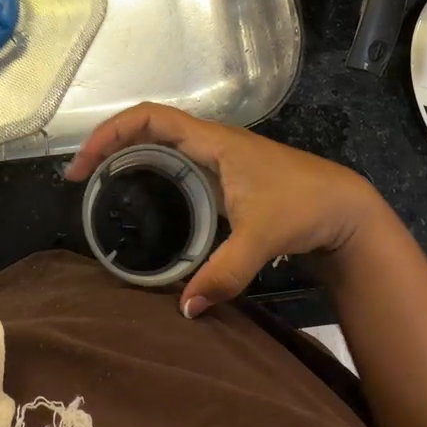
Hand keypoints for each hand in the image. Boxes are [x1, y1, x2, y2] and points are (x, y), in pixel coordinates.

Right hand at [65, 103, 389, 317]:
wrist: (344, 207)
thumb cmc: (303, 206)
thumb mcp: (262, 238)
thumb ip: (225, 272)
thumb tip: (185, 307)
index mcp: (211, 141)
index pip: (149, 118)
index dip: (110, 133)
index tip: (85, 163)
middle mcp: (208, 140)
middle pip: (146, 126)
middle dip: (109, 143)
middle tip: (82, 177)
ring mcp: (215, 155)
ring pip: (159, 141)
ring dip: (126, 153)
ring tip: (99, 183)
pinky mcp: (222, 173)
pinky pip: (173, 160)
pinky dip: (147, 168)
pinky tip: (140, 195)